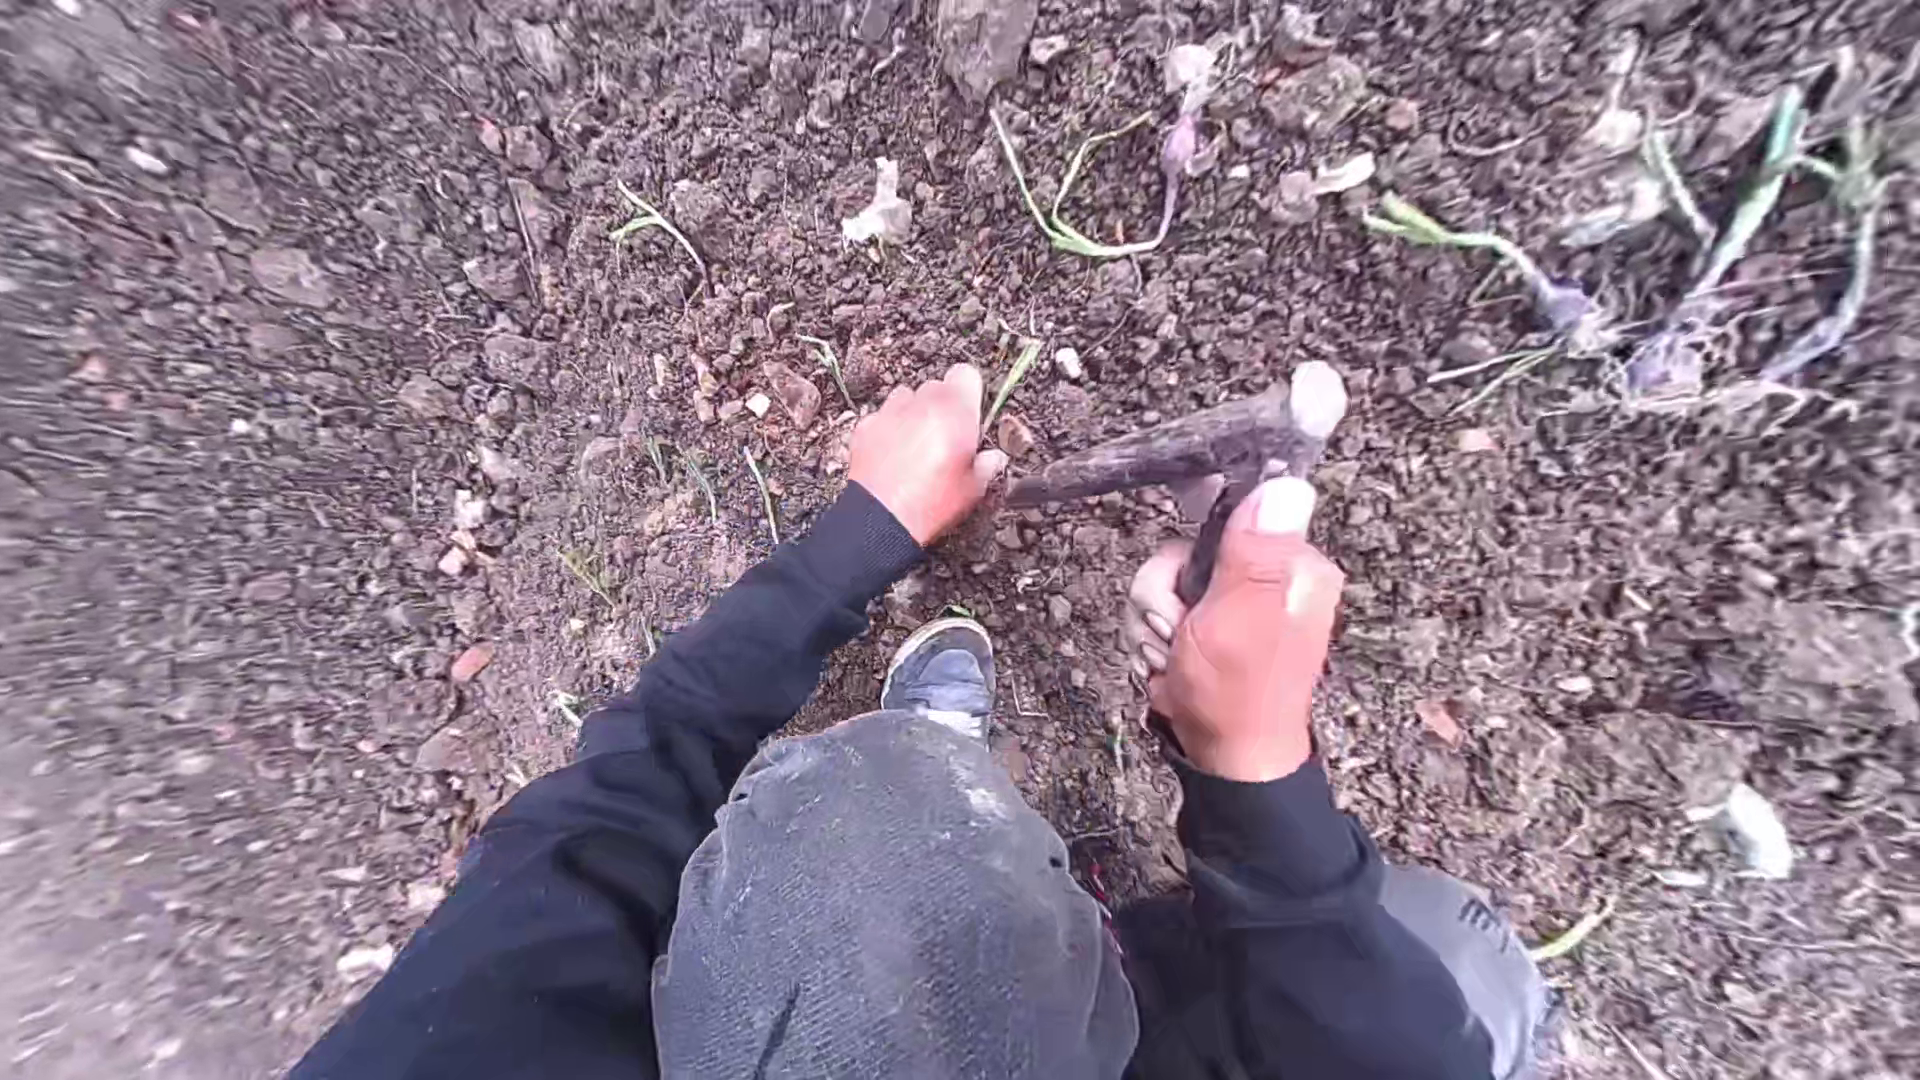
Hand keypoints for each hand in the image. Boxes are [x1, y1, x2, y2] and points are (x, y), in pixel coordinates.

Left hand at [848, 364, 1007, 544]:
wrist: (880, 520)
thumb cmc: (930, 505)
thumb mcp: (973, 489)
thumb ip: (986, 465)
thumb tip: (993, 458)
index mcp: (955, 412)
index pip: (966, 374)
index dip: (969, 392)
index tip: (970, 413)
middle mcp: (922, 404)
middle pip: (936, 385)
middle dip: (943, 406)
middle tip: (947, 437)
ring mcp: (890, 413)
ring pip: (907, 397)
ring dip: (914, 413)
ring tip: (918, 445)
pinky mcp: (866, 426)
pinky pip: (882, 416)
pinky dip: (889, 428)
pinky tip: (893, 454)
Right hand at [1125, 477, 1343, 781]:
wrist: (1219, 752)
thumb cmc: (1235, 694)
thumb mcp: (1242, 618)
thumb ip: (1256, 554)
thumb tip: (1286, 484)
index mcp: (1291, 568)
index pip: (1233, 514)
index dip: (1198, 546)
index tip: (1188, 582)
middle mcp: (1263, 576)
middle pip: (1184, 548)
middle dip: (1164, 592)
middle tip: (1180, 629)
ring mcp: (1229, 598)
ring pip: (1161, 576)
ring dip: (1154, 617)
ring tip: (1173, 651)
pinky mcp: (1203, 617)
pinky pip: (1155, 602)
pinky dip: (1152, 632)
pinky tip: (1167, 658)